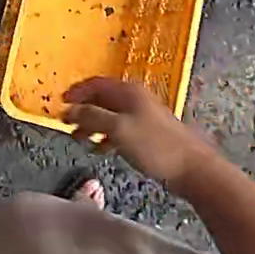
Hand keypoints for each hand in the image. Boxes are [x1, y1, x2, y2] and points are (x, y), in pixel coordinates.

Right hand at [64, 78, 216, 187]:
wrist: (192, 169)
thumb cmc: (156, 146)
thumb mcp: (118, 129)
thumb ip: (91, 117)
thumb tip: (70, 110)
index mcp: (128, 93)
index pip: (96, 84)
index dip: (77, 91)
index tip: (62, 101)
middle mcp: (135, 100)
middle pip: (102, 99)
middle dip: (82, 110)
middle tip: (67, 123)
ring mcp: (142, 117)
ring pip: (109, 115)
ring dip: (92, 125)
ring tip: (80, 138)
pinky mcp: (147, 134)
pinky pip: (119, 130)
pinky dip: (106, 137)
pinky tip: (101, 149)